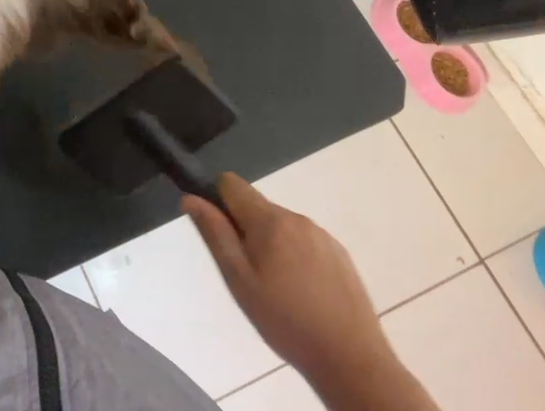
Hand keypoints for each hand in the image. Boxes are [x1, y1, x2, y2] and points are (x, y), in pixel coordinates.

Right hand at [182, 174, 393, 383]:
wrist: (352, 360)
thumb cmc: (285, 320)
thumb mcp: (238, 280)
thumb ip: (214, 233)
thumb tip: (191, 198)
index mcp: (270, 221)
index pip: (231, 183)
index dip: (217, 200)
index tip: (220, 234)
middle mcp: (298, 219)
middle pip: (256, 206)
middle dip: (244, 229)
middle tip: (246, 273)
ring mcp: (323, 236)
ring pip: (280, 225)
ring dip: (269, 243)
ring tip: (275, 288)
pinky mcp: (340, 255)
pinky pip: (304, 241)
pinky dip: (293, 256)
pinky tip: (301, 292)